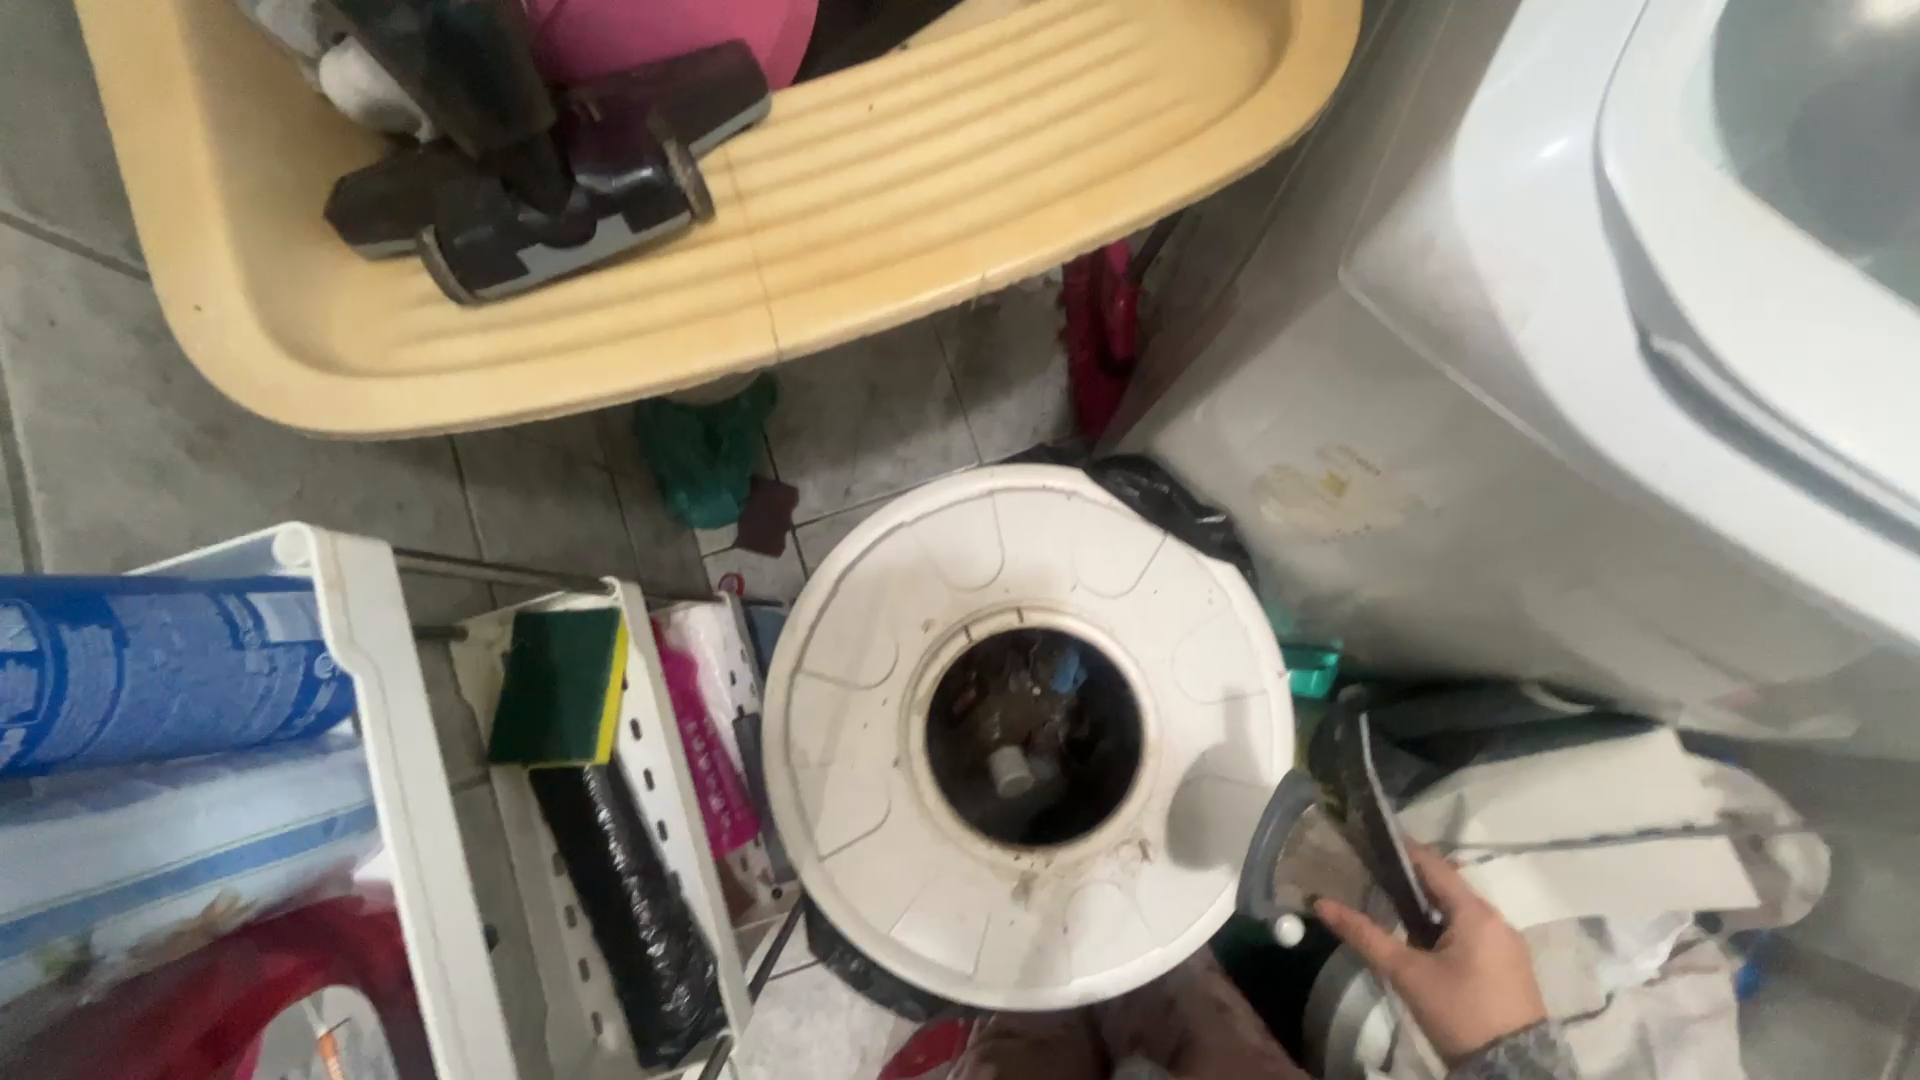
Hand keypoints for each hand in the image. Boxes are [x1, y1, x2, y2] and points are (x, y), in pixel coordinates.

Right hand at [1313, 845, 1545, 1062]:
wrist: (1515, 1073)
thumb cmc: (1459, 1013)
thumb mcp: (1405, 972)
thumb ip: (1364, 934)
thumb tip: (1320, 903)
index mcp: (1475, 913)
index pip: (1434, 865)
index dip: (1402, 849)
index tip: (1372, 839)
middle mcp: (1497, 920)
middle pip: (1447, 886)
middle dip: (1412, 878)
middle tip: (1374, 875)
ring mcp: (1508, 944)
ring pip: (1460, 909)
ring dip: (1428, 904)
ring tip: (1392, 905)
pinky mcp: (1510, 966)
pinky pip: (1473, 930)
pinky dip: (1445, 924)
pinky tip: (1422, 937)